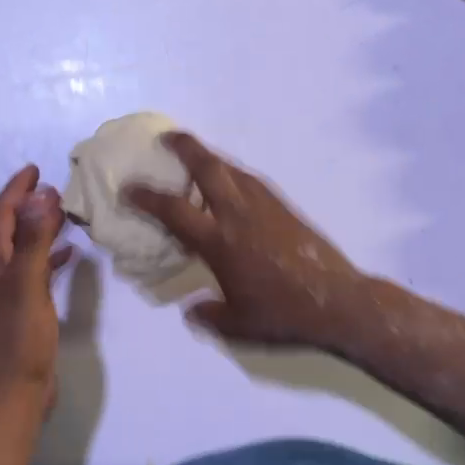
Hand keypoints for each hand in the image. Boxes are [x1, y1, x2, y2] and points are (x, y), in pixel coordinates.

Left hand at [0, 165, 69, 419]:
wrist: (11, 397)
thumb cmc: (19, 340)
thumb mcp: (28, 284)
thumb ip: (34, 240)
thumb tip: (41, 195)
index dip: (15, 190)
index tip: (35, 169)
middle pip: (4, 229)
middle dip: (24, 205)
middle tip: (50, 187)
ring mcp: (2, 295)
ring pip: (18, 249)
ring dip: (37, 228)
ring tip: (62, 214)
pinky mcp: (17, 313)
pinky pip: (31, 271)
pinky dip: (46, 257)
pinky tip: (67, 257)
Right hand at [125, 133, 365, 349]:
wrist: (336, 300)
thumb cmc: (282, 314)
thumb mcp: (237, 326)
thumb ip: (209, 317)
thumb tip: (191, 310)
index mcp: (219, 241)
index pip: (173, 210)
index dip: (146, 196)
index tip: (128, 188)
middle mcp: (238, 214)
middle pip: (207, 166)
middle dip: (184, 146)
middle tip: (167, 138)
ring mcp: (264, 205)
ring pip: (231, 168)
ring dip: (210, 157)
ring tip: (196, 159)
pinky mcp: (283, 207)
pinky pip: (250, 180)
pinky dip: (232, 173)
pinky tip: (230, 183)